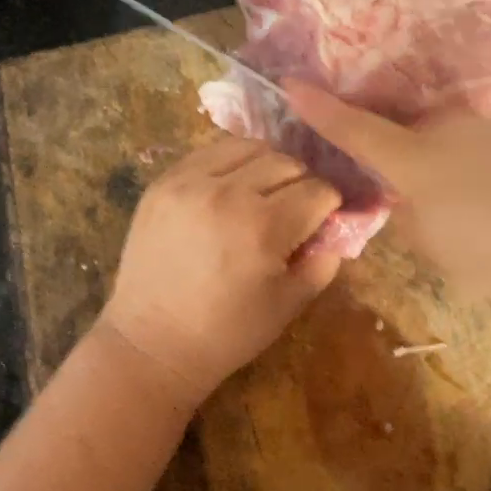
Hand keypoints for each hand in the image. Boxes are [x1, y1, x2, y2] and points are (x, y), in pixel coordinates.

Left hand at [99, 136, 343, 408]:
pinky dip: (229, 164)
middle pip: (285, 162)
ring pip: (248, 147)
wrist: (151, 342)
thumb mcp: (289, 304)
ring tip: (263, 191)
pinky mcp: (163, 181)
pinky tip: (230, 188)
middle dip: (301, 182)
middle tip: (296, 206)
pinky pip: (208, 152)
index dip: (329, 203)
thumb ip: (323, 261)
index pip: (317, 190)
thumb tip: (338, 228)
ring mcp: (189, 182)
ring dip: (266, 165)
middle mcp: (227, 193)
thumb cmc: (226, 333)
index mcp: (263, 226)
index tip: (326, 216)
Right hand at [285, 79, 490, 302]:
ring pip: (461, 148)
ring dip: (465, 175)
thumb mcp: (439, 253)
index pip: (355, 131)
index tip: (292, 83)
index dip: (321, 110)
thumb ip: (412, 224)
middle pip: (415, 143)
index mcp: (415, 159)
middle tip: (439, 214)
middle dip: (416, 168)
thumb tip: (411, 203)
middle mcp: (449, 129)